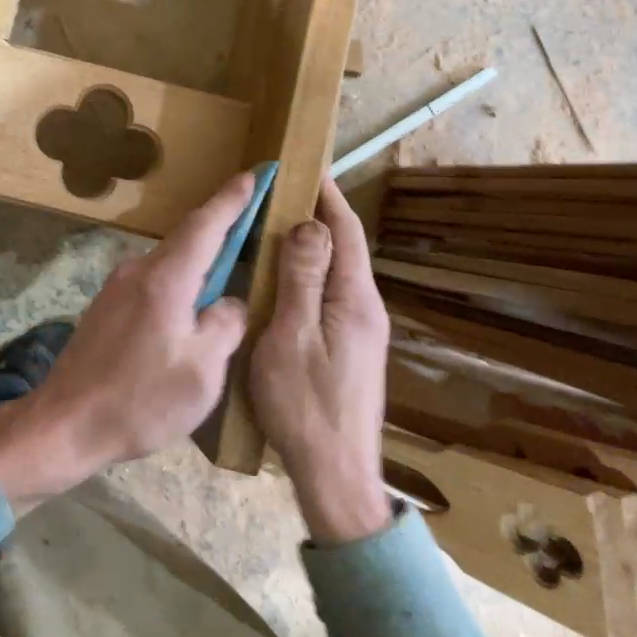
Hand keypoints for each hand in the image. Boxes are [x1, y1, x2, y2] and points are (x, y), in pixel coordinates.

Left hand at [0, 173, 254, 512]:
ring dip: (201, 264)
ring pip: (169, 266)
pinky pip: (153, 285)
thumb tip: (231, 302)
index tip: (256, 173)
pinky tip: (193, 310)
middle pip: (187, 241)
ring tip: (233, 273)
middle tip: (257, 222)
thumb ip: (225, 325)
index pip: (206, 224)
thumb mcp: (202, 369)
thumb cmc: (140, 399)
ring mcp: (116, 289)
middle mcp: (137, 271)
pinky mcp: (106, 310)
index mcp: (165, 278)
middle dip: (222, 228)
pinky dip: (180, 286)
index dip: (234, 198)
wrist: (66, 423)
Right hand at [249, 174, 392, 543]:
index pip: (346, 232)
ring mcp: (359, 333)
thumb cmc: (305, 403)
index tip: (308, 163)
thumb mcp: (292, 336)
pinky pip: (327, 296)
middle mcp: (365, 310)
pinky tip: (278, 279)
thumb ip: (302, 279)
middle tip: (279, 190)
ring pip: (334, 274)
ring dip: (309, 245)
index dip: (328, 195)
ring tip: (272, 225)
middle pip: (344, 249)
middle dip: (316, 215)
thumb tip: (310, 222)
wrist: (335, 474)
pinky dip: (305, 274)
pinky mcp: (347, 350)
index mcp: (355, 300)